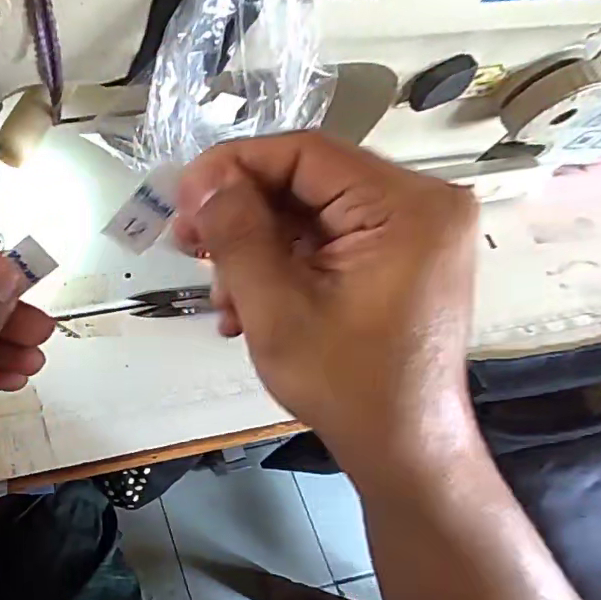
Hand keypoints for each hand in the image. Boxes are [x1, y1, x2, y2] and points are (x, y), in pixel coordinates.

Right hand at [173, 131, 480, 482]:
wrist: (399, 445)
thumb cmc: (344, 383)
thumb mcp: (275, 307)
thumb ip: (237, 236)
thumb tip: (202, 182)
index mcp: (406, 207)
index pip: (306, 154)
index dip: (234, 166)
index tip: (182, 194)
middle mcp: (417, 207)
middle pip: (305, 185)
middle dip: (239, 216)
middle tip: (186, 241)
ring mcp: (408, 237)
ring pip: (307, 218)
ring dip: (252, 251)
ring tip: (220, 296)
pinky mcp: (392, 263)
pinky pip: (322, 247)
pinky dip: (278, 269)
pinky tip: (245, 307)